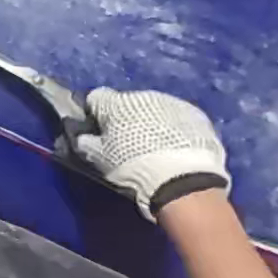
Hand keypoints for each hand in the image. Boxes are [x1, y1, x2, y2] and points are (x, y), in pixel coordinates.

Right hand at [74, 88, 229, 219]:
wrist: (184, 181)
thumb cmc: (133, 167)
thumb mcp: (99, 158)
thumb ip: (85, 142)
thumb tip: (79, 135)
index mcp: (117, 104)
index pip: (96, 97)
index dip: (95, 113)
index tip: (97, 130)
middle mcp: (144, 96)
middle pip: (128, 103)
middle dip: (125, 118)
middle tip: (127, 143)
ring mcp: (174, 104)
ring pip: (154, 109)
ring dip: (150, 122)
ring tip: (155, 147)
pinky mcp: (197, 116)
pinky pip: (178, 118)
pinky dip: (173, 129)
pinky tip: (175, 149)